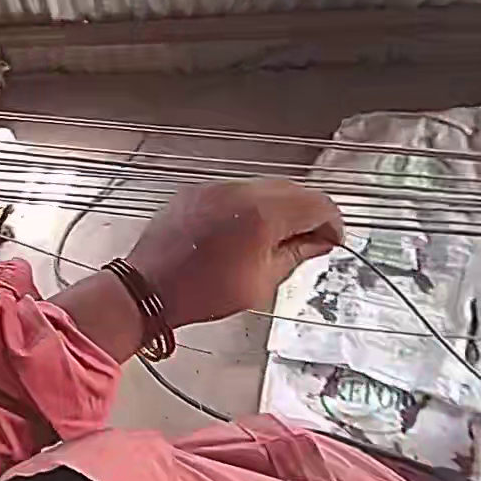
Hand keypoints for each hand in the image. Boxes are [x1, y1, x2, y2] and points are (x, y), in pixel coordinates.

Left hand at [122, 178, 344, 327]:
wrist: (148, 289)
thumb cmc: (202, 292)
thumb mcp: (261, 282)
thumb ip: (295, 255)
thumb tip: (318, 243)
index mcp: (263, 213)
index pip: (317, 203)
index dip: (331, 222)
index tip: (331, 240)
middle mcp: (240, 191)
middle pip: (291, 190)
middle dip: (306, 213)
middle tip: (308, 241)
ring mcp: (215, 188)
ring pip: (261, 188)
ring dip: (276, 208)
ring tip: (273, 239)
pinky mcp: (195, 192)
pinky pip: (233, 192)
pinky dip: (247, 207)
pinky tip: (243, 231)